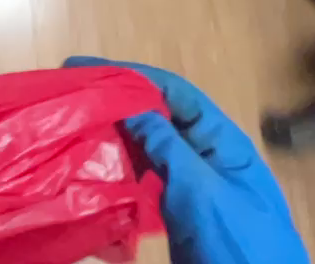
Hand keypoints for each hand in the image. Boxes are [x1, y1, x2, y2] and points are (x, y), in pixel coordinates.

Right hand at [63, 57, 307, 263]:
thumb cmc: (239, 246)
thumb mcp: (201, 191)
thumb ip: (165, 144)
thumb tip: (130, 106)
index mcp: (221, 140)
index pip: (173, 91)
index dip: (132, 74)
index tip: (88, 68)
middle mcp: (206, 155)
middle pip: (158, 115)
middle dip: (119, 100)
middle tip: (75, 93)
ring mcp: (193, 185)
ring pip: (148, 145)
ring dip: (116, 132)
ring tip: (78, 123)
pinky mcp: (179, 213)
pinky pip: (145, 177)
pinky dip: (120, 166)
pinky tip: (95, 164)